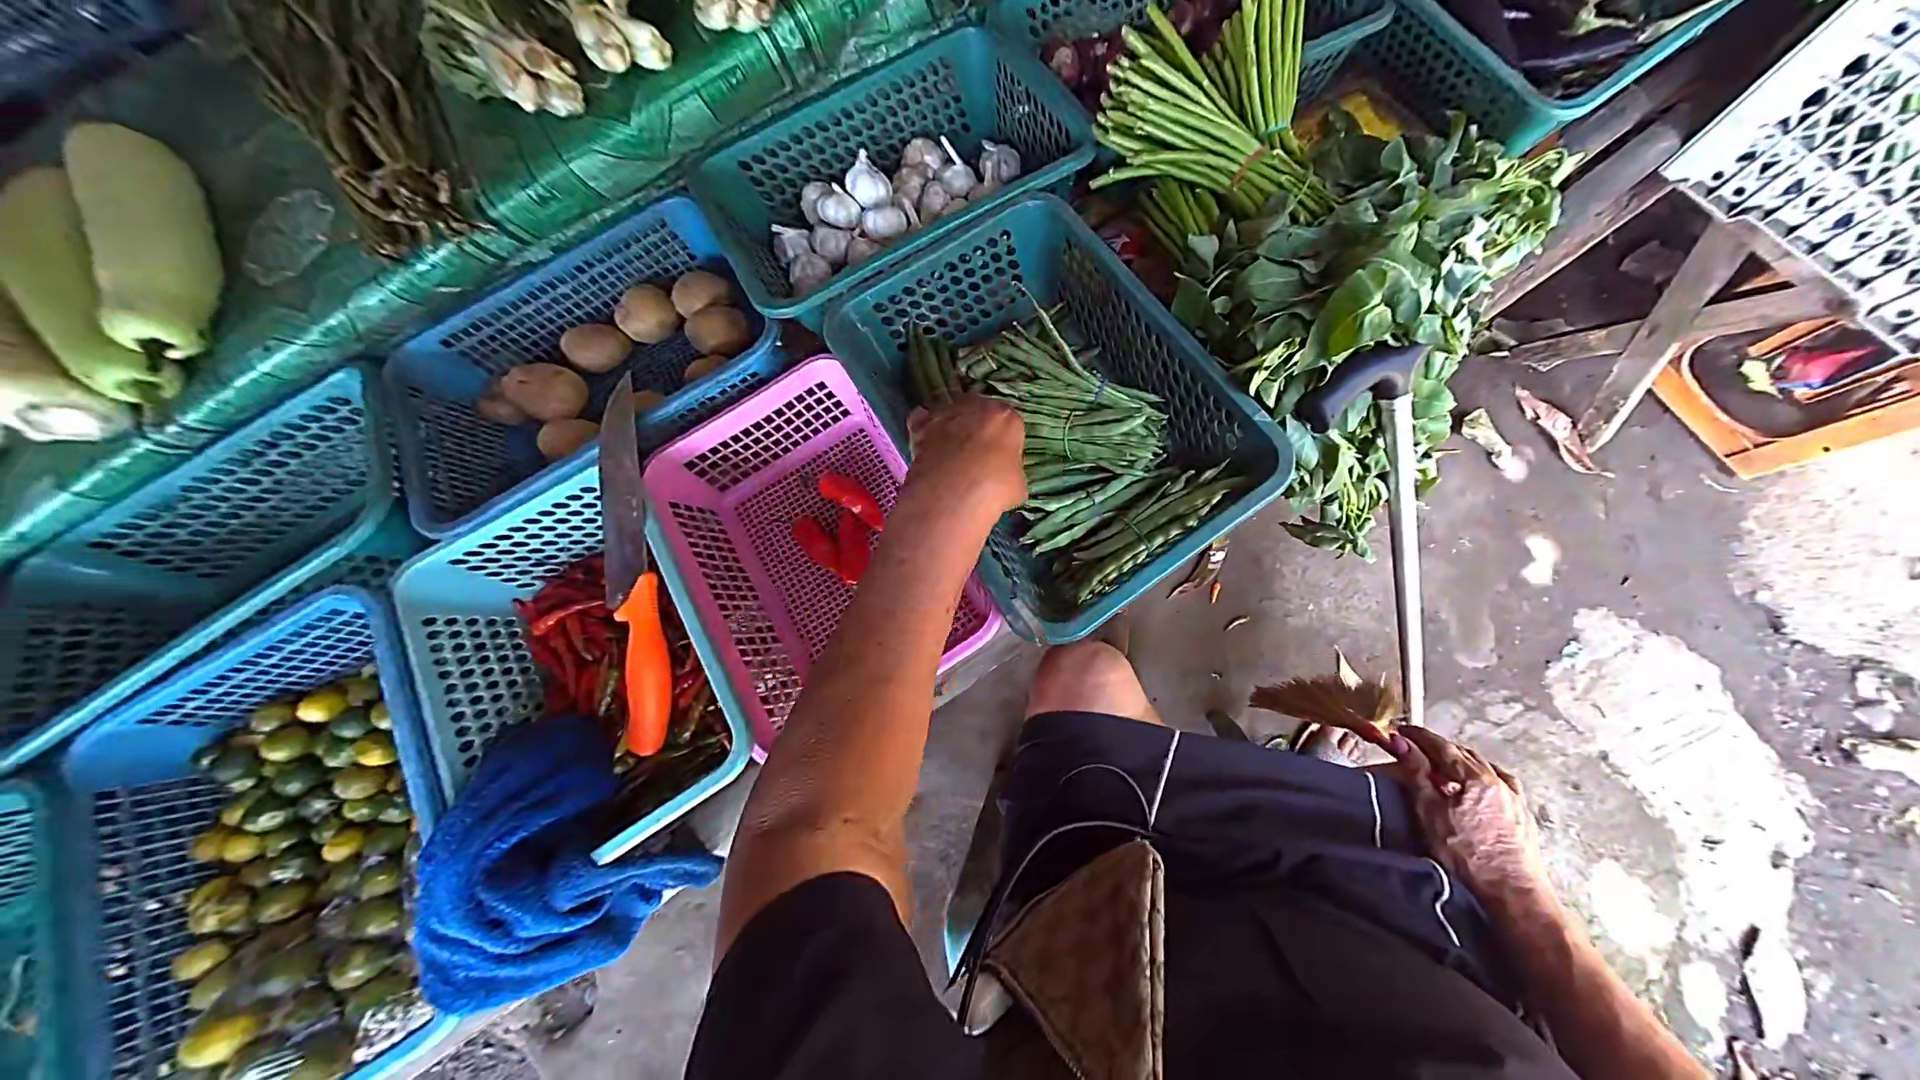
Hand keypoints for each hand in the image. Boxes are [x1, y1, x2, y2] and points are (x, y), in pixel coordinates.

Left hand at [905, 396, 1026, 517]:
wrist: (951, 496)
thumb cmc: (994, 490)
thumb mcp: (1017, 485)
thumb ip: (1011, 470)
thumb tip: (1005, 475)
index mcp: (1007, 417)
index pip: (1009, 423)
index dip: (1004, 441)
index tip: (999, 457)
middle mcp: (977, 407)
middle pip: (979, 411)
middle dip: (977, 428)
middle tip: (974, 453)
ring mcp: (946, 414)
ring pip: (950, 414)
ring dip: (950, 427)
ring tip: (949, 453)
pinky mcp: (921, 426)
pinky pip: (922, 421)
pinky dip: (923, 429)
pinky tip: (926, 446)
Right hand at [1370, 727, 1554, 910]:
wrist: (1511, 890)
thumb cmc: (1465, 852)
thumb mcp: (1429, 810)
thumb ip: (1416, 772)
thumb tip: (1401, 741)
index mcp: (1474, 776)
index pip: (1440, 744)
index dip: (1417, 736)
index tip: (1401, 731)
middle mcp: (1497, 780)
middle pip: (1462, 752)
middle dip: (1437, 746)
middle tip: (1414, 748)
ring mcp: (1514, 797)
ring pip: (1483, 765)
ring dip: (1459, 759)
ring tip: (1442, 765)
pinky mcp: (1522, 813)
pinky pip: (1500, 781)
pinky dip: (1482, 774)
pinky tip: (1477, 782)